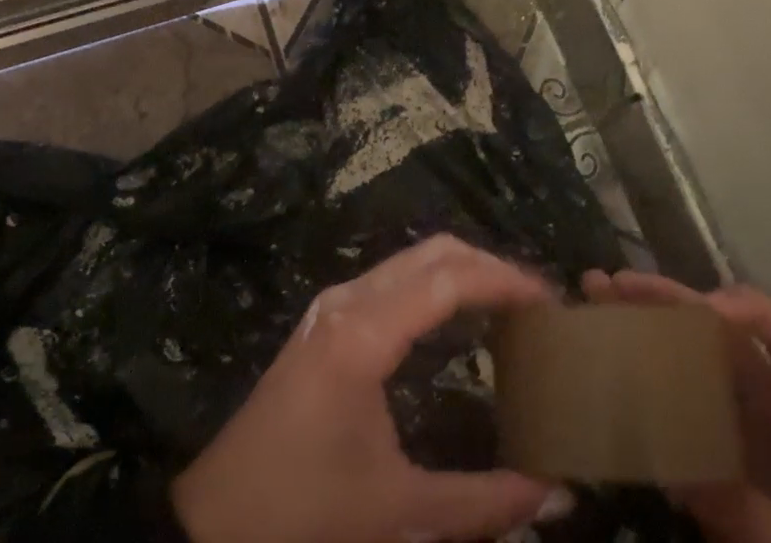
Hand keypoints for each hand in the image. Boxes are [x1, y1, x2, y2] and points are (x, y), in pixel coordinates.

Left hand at [173, 235, 574, 542]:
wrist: (213, 520)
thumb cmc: (302, 510)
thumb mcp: (398, 511)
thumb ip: (483, 501)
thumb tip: (558, 493)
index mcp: (363, 335)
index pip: (449, 279)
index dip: (505, 280)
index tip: (551, 301)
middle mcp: (346, 304)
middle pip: (432, 254)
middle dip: (489, 267)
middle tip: (537, 303)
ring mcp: (329, 309)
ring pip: (409, 262)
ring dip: (461, 273)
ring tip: (508, 308)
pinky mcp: (322, 324)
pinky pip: (390, 281)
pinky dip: (433, 286)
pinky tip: (456, 320)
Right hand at [581, 271, 770, 542]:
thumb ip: (744, 510)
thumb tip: (676, 467)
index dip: (750, 312)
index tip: (700, 308)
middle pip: (728, 340)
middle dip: (674, 304)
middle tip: (615, 286)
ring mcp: (742, 438)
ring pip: (695, 366)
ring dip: (649, 329)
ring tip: (597, 298)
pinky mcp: (714, 464)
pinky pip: (676, 412)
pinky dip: (642, 383)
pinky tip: (604, 365)